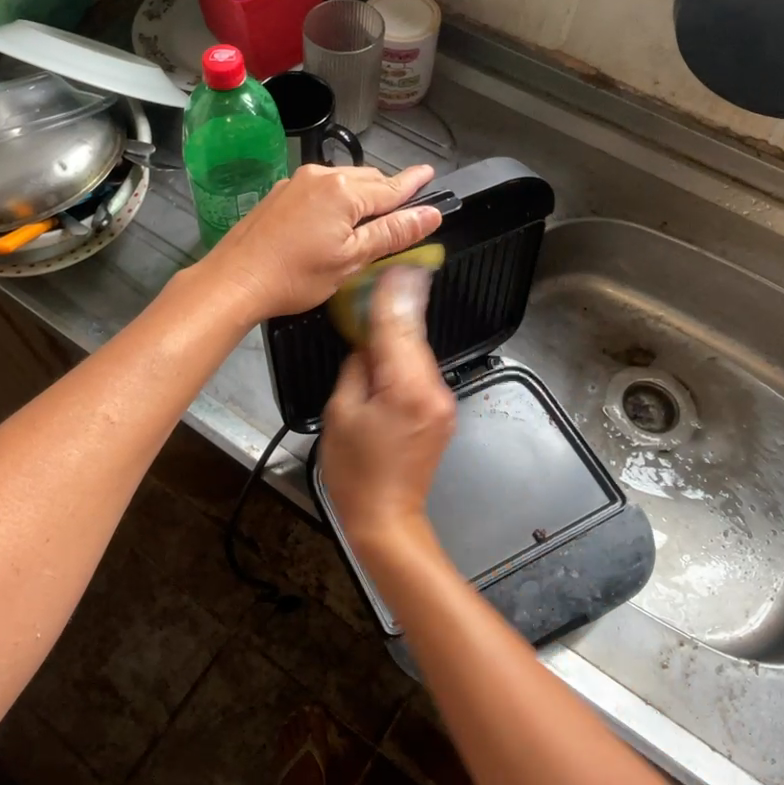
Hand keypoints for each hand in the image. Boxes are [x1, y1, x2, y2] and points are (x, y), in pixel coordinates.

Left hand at [198, 163, 441, 320]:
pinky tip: (332, 224)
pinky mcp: (279, 194)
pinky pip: (319, 190)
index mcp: (343, 191)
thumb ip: (393, 234)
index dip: (413, 184)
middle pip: (367, 180)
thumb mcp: (352, 259)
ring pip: (342, 183)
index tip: (430, 173)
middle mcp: (320, 176)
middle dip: (387, 193)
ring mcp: (296, 183)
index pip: (391, 187)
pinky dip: (335, 201)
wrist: (235, 280)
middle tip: (403, 211)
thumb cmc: (294, 277)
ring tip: (369, 222)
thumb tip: (430, 215)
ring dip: (360, 197)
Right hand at [319, 265, 456, 555]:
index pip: (397, 327)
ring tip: (374, 325)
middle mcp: (433, 389)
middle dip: (394, 314)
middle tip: (382, 283)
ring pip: (417, 355)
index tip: (394, 265)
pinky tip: (386, 361)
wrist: (386, 518)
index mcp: (405, 387)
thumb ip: (357, 366)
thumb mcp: (340, 412)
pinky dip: (404, 362)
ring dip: (398, 339)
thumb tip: (366, 342)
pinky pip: (421, 375)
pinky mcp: (443, 413)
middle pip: (413, 336)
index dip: (391, 293)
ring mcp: (443, 402)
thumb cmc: (355, 470)